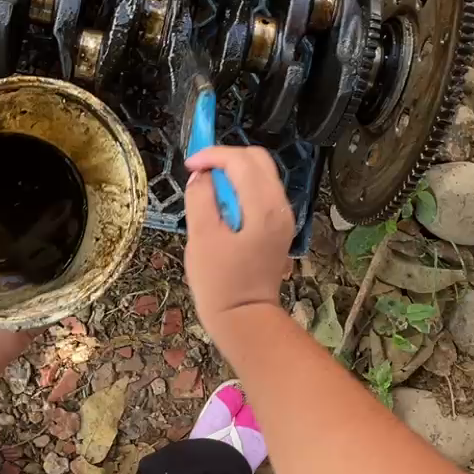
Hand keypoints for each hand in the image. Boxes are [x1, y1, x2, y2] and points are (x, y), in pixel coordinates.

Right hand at [182, 144, 295, 329]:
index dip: (213, 156)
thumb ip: (201, 199)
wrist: (244, 318)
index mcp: (264, 208)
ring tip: (208, 188)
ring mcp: (283, 218)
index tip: (190, 166)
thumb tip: (202, 176)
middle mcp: (280, 207)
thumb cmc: (219, 281)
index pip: (241, 162)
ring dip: (234, 173)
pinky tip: (222, 205)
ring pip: (262, 175)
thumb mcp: (201, 237)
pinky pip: (262, 193)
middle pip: (258, 160)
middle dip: (227, 158)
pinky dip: (242, 188)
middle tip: (200, 172)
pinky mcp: (278, 227)